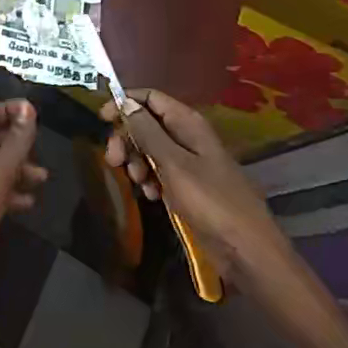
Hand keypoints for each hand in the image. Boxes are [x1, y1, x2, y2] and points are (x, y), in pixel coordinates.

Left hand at [0, 100, 45, 287]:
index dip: (7, 110)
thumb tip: (28, 106)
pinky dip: (16, 194)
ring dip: (21, 169)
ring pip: (0, 170)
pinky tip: (30, 203)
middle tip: (43, 147)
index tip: (33, 111)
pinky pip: (0, 196)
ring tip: (44, 178)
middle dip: (18, 141)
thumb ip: (15, 142)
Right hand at [101, 89, 281, 264]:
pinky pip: (158, 171)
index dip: (124, 103)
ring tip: (140, 183)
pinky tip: (152, 195)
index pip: (150, 97)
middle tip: (114, 160)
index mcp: (188, 123)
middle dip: (126, 140)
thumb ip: (147, 131)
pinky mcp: (187, 184)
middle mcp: (187, 136)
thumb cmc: (210, 202)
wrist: (245, 249)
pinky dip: (150, 180)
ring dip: (136, 163)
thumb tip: (124, 102)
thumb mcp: (173, 163)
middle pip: (145, 123)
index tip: (102, 120)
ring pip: (148, 149)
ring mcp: (188, 161)